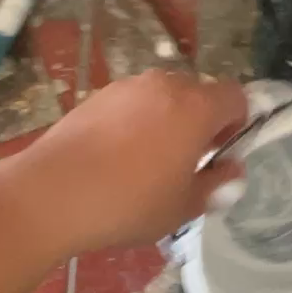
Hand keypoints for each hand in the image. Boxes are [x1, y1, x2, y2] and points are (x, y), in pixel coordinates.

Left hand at [2, 71, 246, 254]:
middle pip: (198, 93)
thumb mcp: (183, 206)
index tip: (222, 153)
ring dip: (168, 120)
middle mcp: (164, 86)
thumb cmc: (129, 203)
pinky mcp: (96, 96)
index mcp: (196, 108)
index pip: (236, 97)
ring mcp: (126, 87)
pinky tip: (117, 158)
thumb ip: (216, 185)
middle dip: (202, 121)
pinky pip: (131, 104)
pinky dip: (135, 123)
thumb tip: (232, 173)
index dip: (238, 123)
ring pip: (162, 97)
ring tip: (149, 162)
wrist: (52, 194)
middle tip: (188, 162)